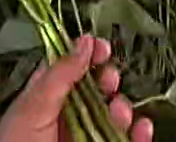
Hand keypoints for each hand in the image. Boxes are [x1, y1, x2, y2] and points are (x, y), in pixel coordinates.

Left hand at [0, 34, 153, 141]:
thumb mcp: (32, 106)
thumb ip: (59, 75)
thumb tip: (84, 43)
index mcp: (47, 96)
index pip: (70, 66)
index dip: (87, 53)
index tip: (100, 45)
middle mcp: (68, 116)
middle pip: (96, 90)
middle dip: (108, 80)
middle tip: (111, 77)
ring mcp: (86, 137)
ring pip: (113, 118)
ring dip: (123, 108)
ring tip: (120, 109)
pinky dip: (139, 136)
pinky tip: (142, 128)